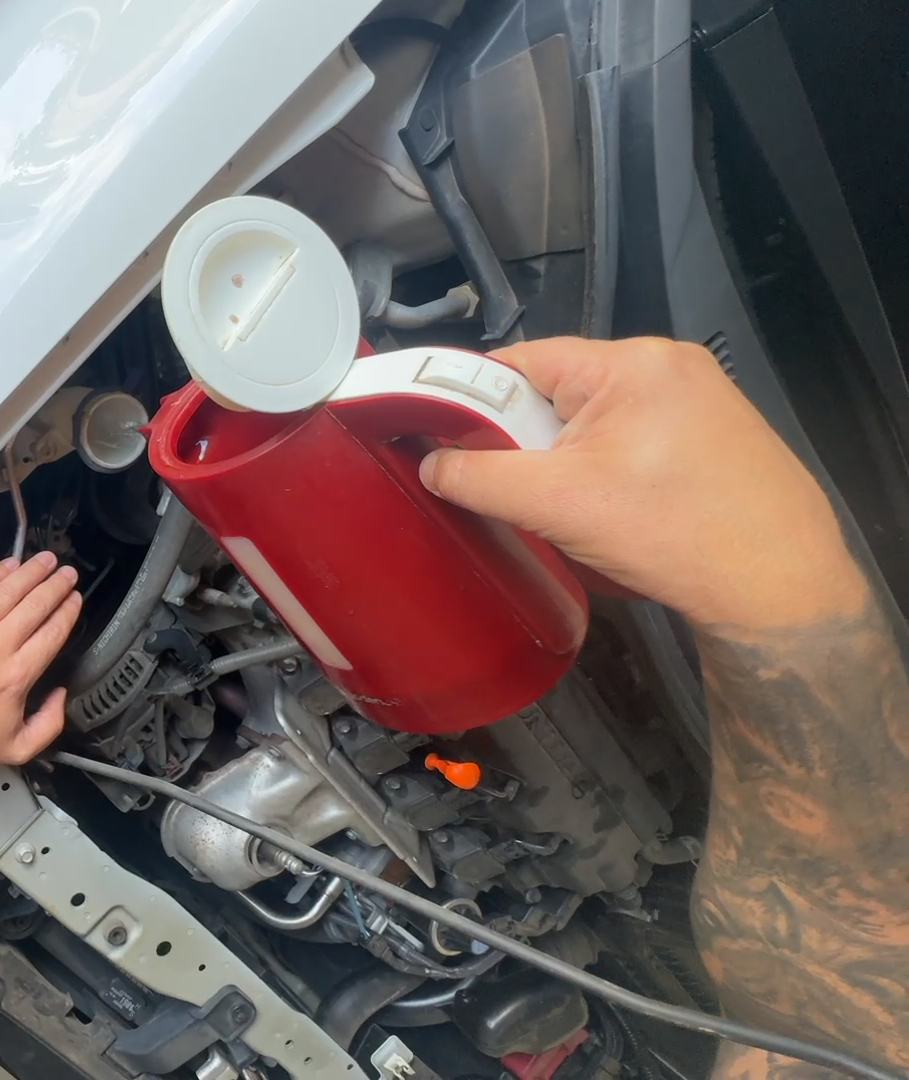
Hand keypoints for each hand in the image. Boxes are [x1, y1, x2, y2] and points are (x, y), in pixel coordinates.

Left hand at [0, 551, 82, 765]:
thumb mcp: (16, 748)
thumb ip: (49, 724)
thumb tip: (61, 696)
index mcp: (17, 675)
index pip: (51, 632)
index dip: (68, 611)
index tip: (76, 600)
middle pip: (34, 605)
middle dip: (55, 585)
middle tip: (68, 574)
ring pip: (7, 591)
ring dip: (29, 572)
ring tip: (46, 560)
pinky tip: (9, 564)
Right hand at [418, 336, 866, 630]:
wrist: (779, 590)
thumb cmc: (672, 532)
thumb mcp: (551, 503)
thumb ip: (474, 476)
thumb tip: (427, 465)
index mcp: (631, 364)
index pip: (514, 363)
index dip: (464, 398)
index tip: (435, 437)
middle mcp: (662, 367)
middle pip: (541, 391)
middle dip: (509, 436)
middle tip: (503, 482)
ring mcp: (685, 399)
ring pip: (571, 418)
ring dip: (542, 456)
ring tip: (549, 498)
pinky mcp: (693, 433)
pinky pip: (605, 436)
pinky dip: (577, 465)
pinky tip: (586, 501)